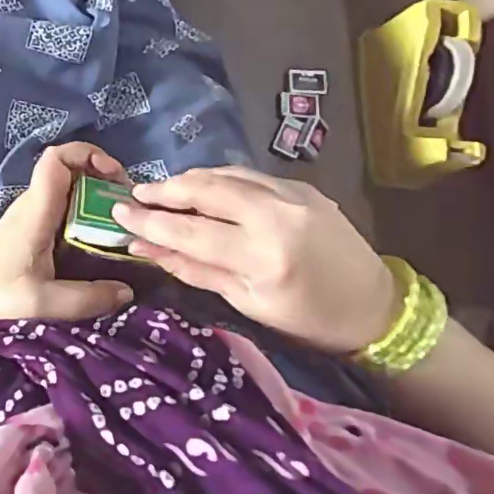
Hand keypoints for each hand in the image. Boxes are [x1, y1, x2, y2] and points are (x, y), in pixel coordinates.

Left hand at [0, 142, 135, 324]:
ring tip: (122, 225)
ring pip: (69, 192)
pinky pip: (63, 212)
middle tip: (128, 208)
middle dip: (104, 181)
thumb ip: (86, 298)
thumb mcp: (42, 303)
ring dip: (96, 200)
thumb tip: (126, 291)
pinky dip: (85, 216)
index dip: (88, 154)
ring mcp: (30, 217)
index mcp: (35, 211)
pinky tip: (100, 242)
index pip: (57, 159)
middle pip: (71, 172)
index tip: (116, 176)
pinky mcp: (29, 232)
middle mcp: (33, 206)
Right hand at [113, 166, 398, 354]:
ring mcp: (293, 194)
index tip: (118, 212)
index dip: (149, 221)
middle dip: (164, 189)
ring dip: (188, 180)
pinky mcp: (302, 186)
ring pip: (225, 174)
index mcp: (263, 257)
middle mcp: (278, 216)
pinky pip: (249, 175)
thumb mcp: (244, 302)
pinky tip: (201, 187)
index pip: (190, 230)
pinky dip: (218, 178)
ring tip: (160, 190)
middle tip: (134, 194)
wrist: (375, 306)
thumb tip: (143, 247)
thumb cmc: (306, 319)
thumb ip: (191, 268)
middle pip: (206, 189)